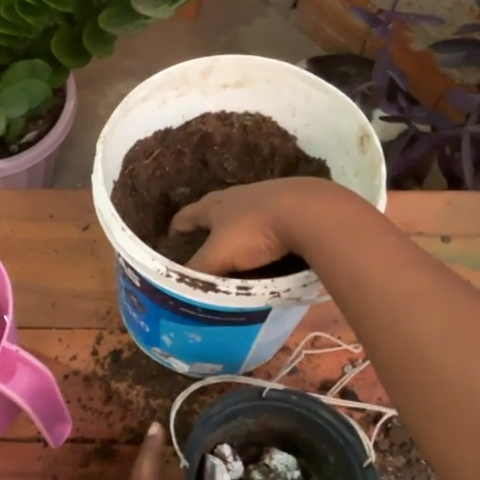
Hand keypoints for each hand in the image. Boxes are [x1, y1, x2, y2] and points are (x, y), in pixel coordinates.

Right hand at [168, 177, 350, 275]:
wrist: (309, 212)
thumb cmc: (254, 231)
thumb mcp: (220, 256)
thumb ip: (199, 271)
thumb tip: (180, 285)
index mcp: (214, 205)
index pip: (186, 216)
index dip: (176, 229)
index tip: (170, 242)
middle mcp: (237, 195)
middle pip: (214, 210)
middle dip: (207, 227)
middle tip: (202, 245)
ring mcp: (266, 196)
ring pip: (243, 213)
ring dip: (237, 228)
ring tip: (236, 248)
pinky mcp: (292, 203)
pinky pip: (269, 219)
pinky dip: (263, 232)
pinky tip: (268, 244)